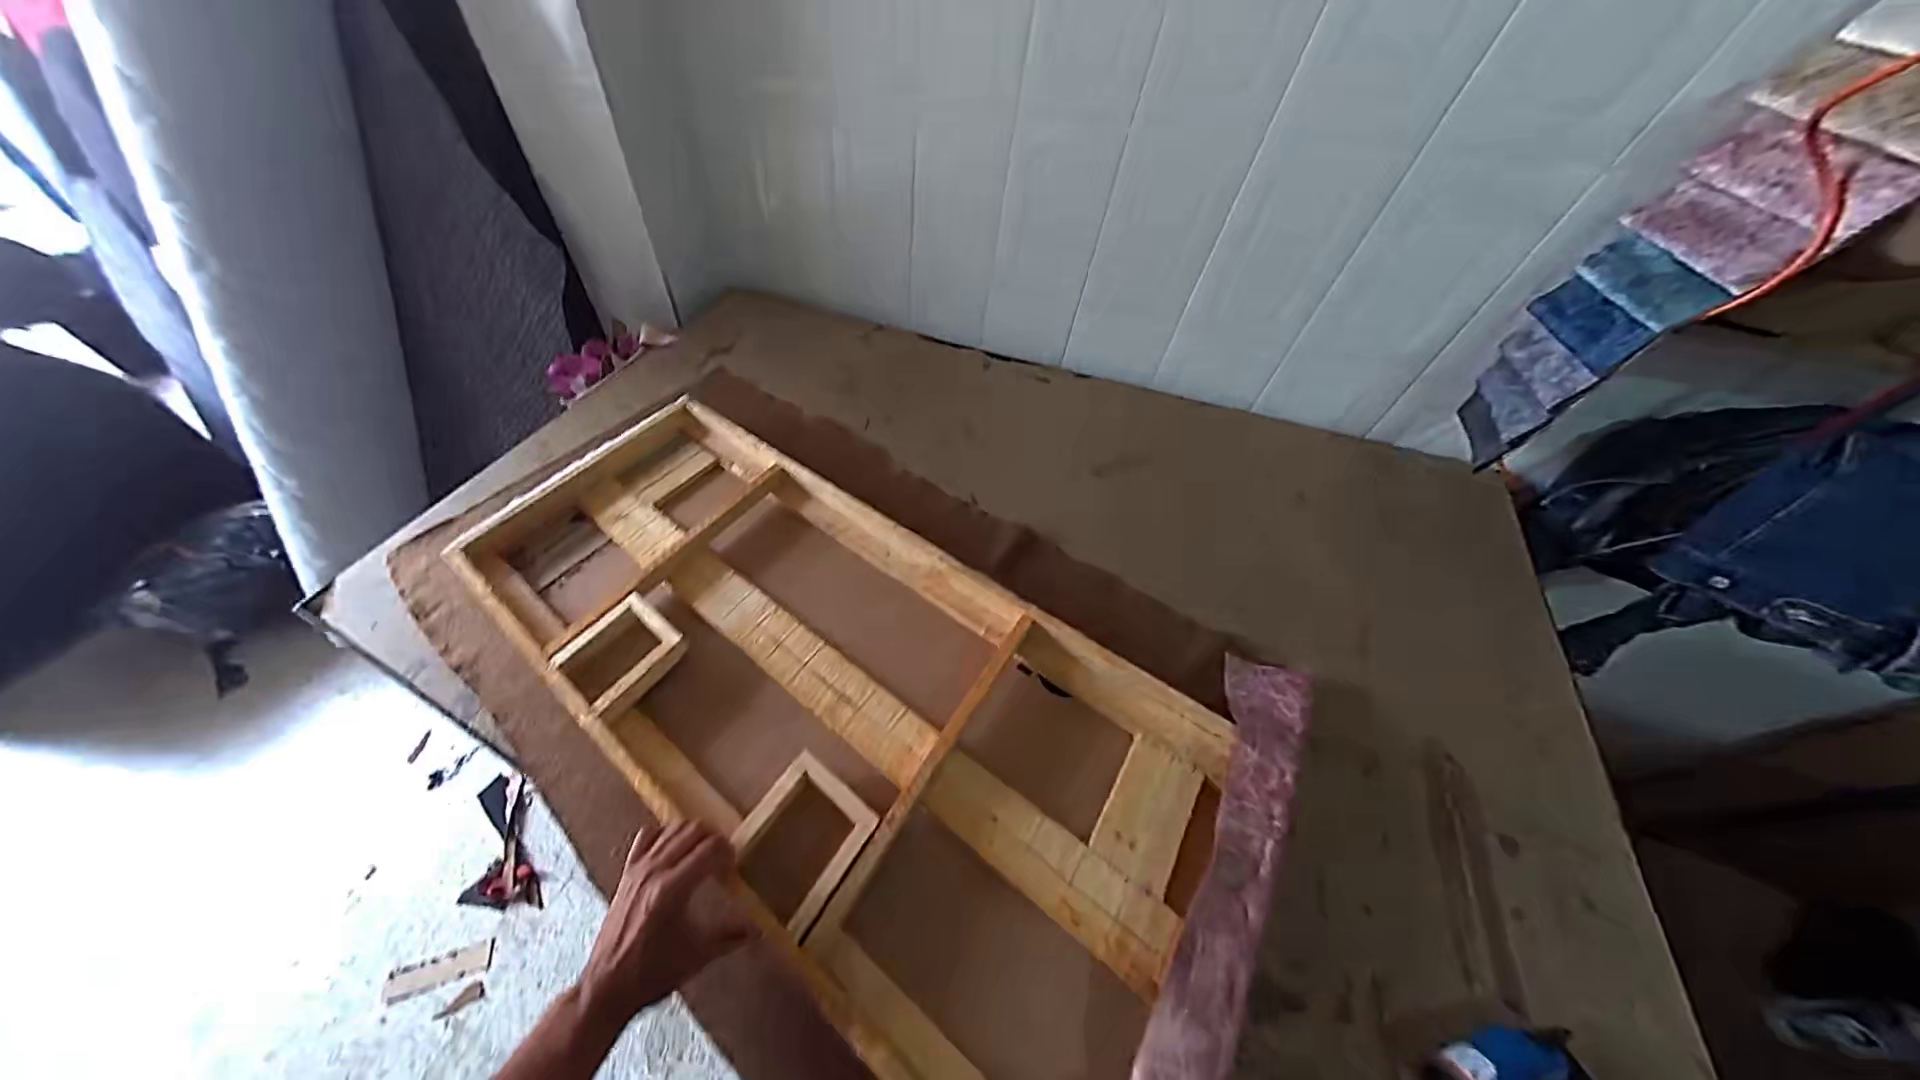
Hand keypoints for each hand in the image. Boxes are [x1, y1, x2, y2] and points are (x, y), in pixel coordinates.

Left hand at [577, 819, 756, 1025]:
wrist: (606, 987)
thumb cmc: (654, 972)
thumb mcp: (699, 954)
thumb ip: (731, 937)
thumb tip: (759, 929)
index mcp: (673, 888)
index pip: (710, 847)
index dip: (728, 851)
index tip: (732, 868)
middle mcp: (655, 870)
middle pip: (694, 830)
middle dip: (714, 838)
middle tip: (722, 859)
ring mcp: (638, 868)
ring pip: (672, 828)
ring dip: (692, 834)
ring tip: (702, 853)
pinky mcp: (626, 872)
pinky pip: (647, 836)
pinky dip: (664, 835)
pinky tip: (673, 851)